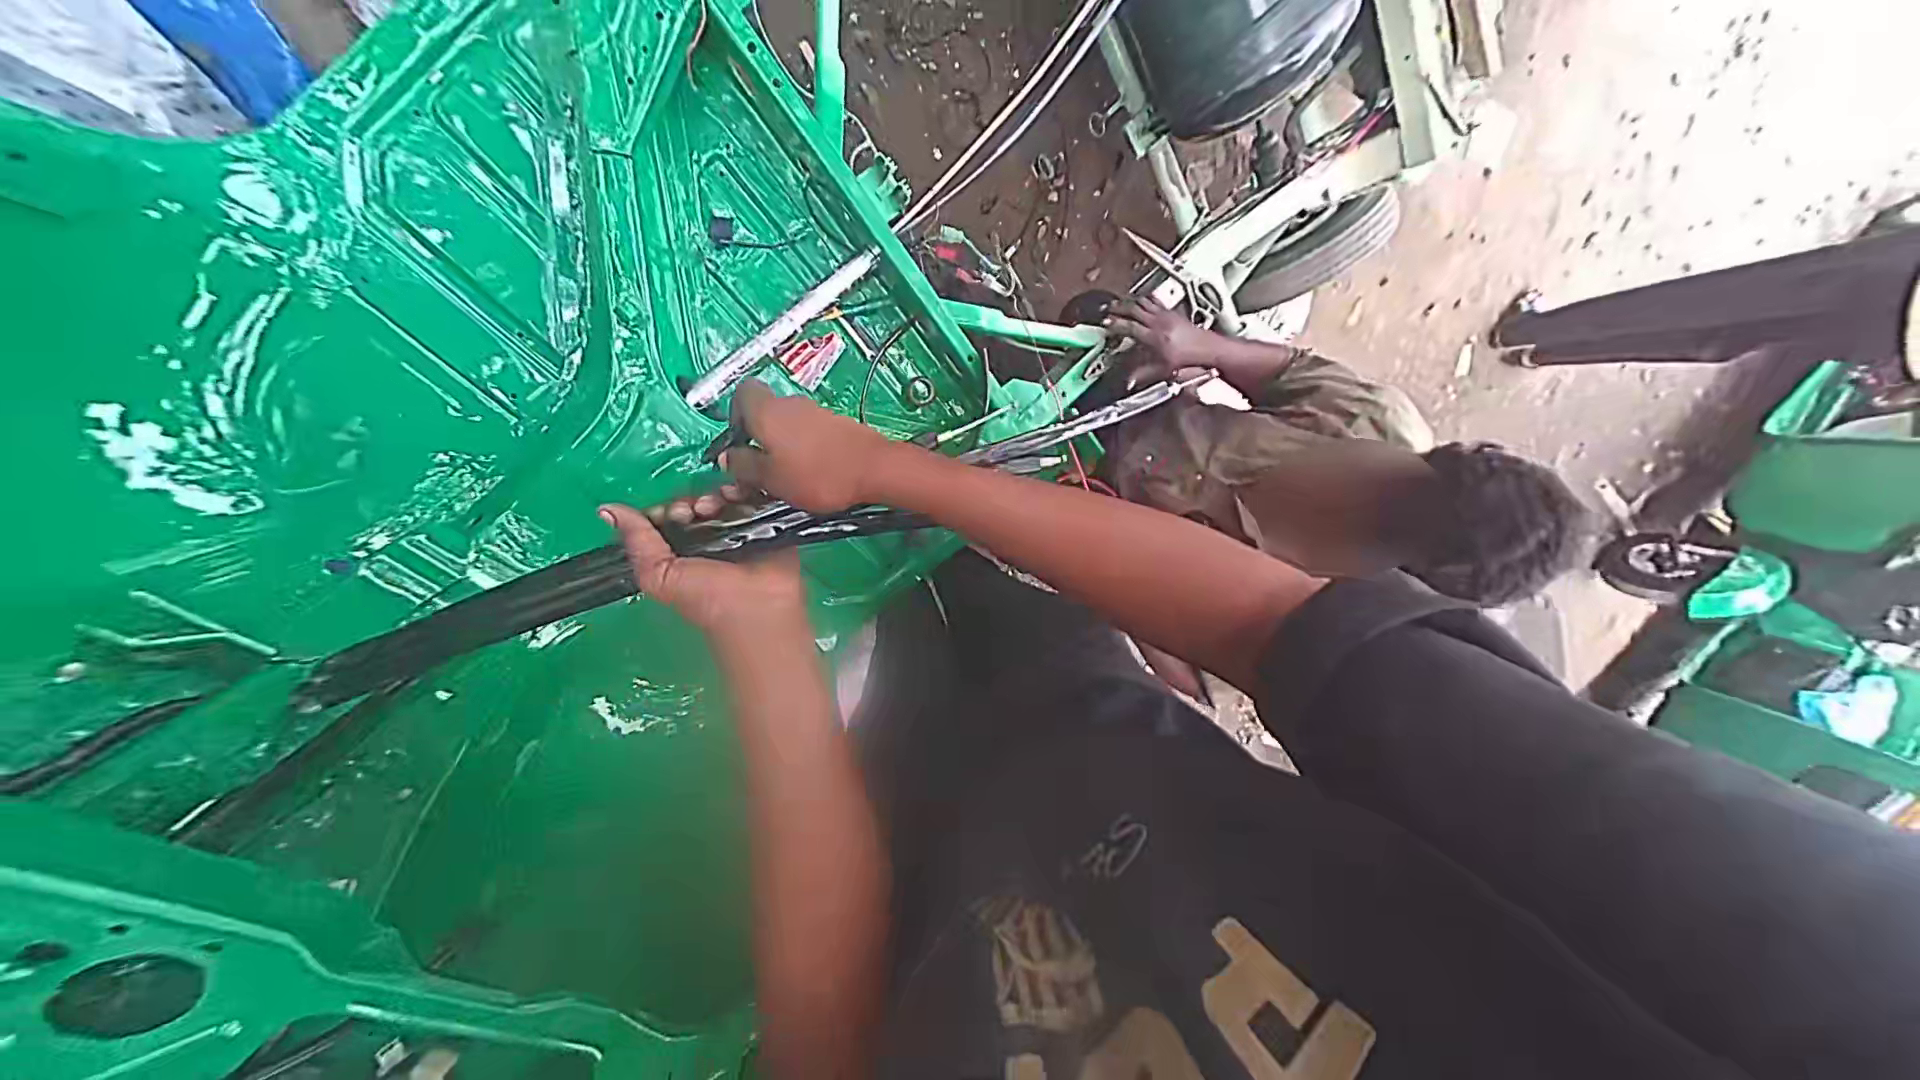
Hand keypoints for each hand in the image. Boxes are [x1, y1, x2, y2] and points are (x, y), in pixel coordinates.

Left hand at [599, 503, 806, 635]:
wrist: (754, 605)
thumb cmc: (705, 597)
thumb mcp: (658, 575)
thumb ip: (636, 542)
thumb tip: (606, 509)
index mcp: (679, 548)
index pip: (668, 515)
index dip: (666, 508)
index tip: (672, 514)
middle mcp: (707, 535)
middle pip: (694, 502)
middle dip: (690, 501)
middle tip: (695, 512)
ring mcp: (736, 527)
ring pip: (721, 496)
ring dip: (715, 495)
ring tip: (716, 507)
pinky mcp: (764, 520)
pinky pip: (751, 495)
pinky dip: (743, 489)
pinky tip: (736, 496)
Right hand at [719, 378, 897, 512]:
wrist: (874, 469)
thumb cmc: (819, 474)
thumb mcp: (771, 479)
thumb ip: (744, 466)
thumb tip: (727, 458)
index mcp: (767, 411)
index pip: (741, 393)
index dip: (734, 416)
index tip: (738, 442)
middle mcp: (791, 404)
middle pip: (765, 413)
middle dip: (759, 439)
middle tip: (760, 469)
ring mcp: (817, 412)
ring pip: (789, 425)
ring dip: (784, 447)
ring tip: (788, 477)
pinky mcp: (838, 425)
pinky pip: (811, 434)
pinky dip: (806, 450)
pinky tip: (813, 473)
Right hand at [1105, 297, 1217, 374]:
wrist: (1207, 349)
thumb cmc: (1189, 358)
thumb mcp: (1163, 369)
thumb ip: (1143, 374)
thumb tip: (1129, 381)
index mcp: (1155, 337)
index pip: (1130, 326)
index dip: (1115, 324)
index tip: (1105, 323)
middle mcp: (1159, 322)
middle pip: (1134, 308)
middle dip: (1118, 307)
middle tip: (1107, 308)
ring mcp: (1166, 314)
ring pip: (1143, 301)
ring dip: (1129, 301)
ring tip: (1118, 302)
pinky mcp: (1171, 312)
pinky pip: (1154, 300)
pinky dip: (1143, 299)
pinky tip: (1139, 299)